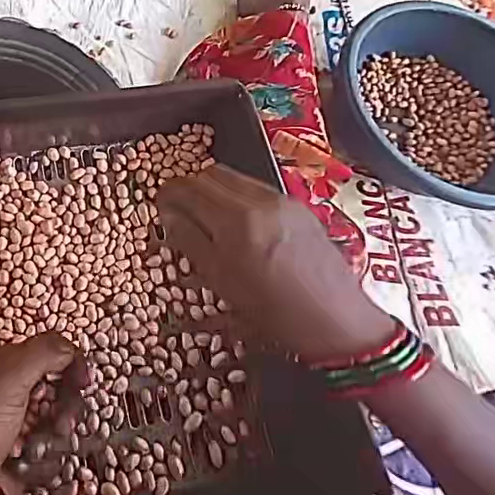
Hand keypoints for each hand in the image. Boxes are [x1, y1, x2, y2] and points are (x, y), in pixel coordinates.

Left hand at [0, 333, 83, 481]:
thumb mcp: (12, 375)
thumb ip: (44, 352)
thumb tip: (73, 350)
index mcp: (16, 365)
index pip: (60, 356)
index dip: (74, 367)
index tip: (83, 381)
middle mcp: (23, 392)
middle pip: (68, 394)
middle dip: (67, 410)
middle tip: (57, 421)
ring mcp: (28, 425)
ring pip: (66, 427)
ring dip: (54, 439)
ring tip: (34, 447)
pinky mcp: (32, 456)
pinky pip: (58, 456)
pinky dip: (46, 462)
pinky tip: (27, 463)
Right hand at [157, 165, 391, 361]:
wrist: (336, 320)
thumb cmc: (272, 309)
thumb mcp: (220, 279)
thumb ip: (190, 239)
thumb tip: (168, 214)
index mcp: (235, 220)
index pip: (189, 188)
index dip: (169, 192)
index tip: (159, 203)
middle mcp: (259, 201)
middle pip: (210, 174)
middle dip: (189, 186)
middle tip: (178, 207)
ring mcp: (283, 200)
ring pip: (234, 178)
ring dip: (213, 188)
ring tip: (205, 215)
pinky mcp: (299, 206)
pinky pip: (256, 188)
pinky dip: (237, 195)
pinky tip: (236, 221)